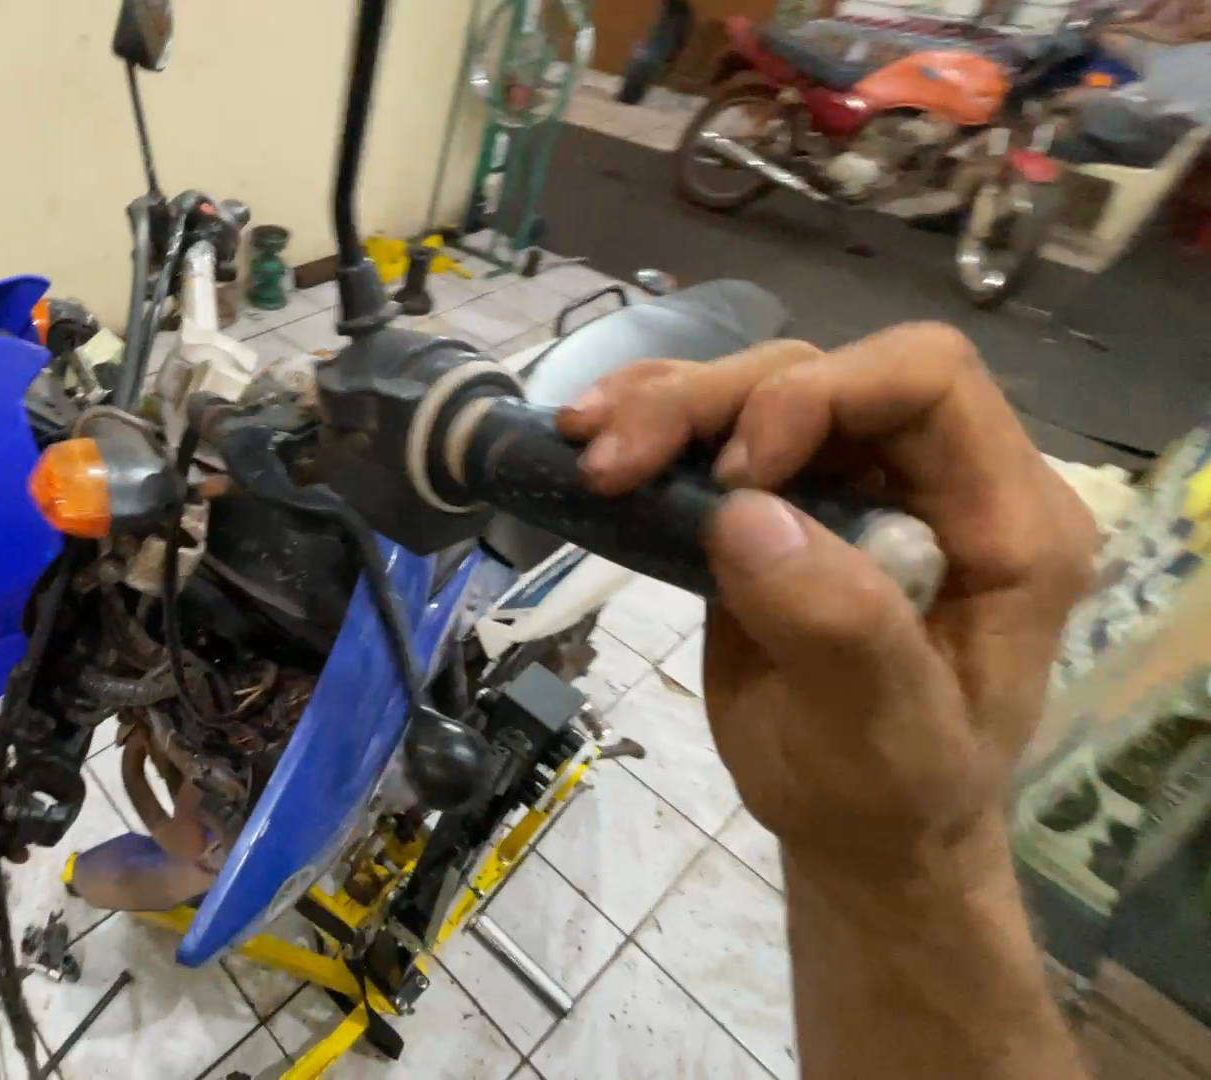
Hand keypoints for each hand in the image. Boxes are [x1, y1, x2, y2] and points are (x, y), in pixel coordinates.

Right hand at [557, 325, 1094, 881]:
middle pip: (811, 371)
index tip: (728, 478)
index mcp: (998, 520)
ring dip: (658, 403)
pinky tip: (593, 436)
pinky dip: (647, 420)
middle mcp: (921, 479)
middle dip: (700, 405)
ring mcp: (840, 486)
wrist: (848, 819)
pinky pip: (708, 431)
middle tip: (604, 464)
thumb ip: (838, 628)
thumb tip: (742, 513)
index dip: (814, 399)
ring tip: (579, 438)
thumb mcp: (879, 738)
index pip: (920, 383)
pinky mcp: (769, 507)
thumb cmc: (879, 793)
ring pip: (748, 386)